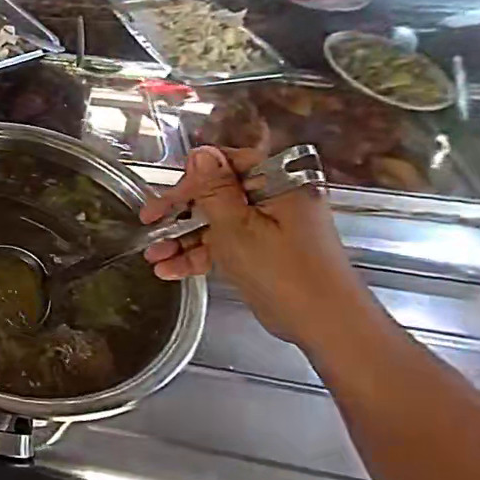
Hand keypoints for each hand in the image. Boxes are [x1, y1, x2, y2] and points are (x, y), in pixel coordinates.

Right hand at [140, 145, 371, 345]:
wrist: (329, 326)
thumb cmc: (286, 274)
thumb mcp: (239, 228)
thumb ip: (214, 189)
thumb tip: (200, 152)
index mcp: (277, 181)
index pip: (224, 164)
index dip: (188, 182)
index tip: (160, 202)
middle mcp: (275, 197)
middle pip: (217, 194)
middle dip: (180, 214)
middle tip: (150, 226)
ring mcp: (271, 225)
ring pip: (218, 222)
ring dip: (184, 239)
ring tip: (154, 256)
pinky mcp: (265, 250)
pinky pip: (228, 243)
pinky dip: (202, 254)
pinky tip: (171, 269)